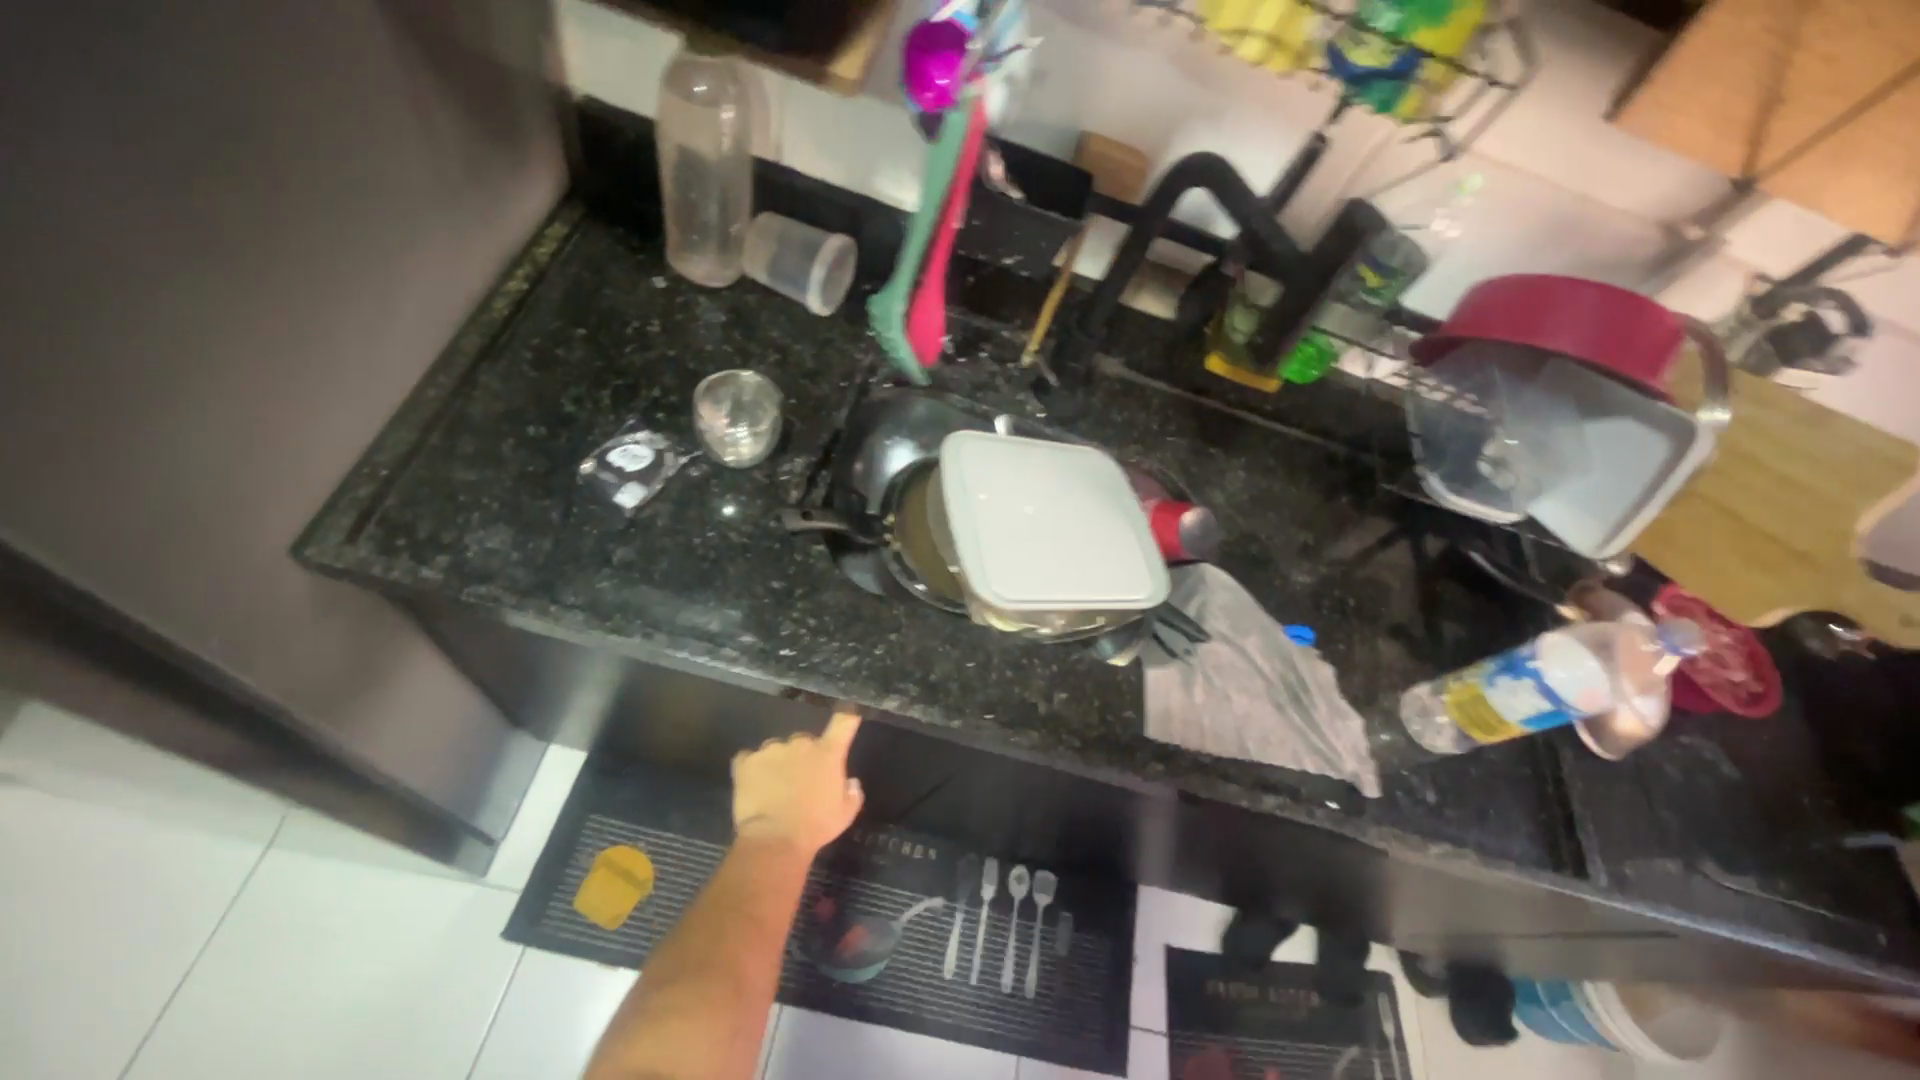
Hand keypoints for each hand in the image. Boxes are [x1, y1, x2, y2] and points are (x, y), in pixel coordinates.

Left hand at [731, 710, 864, 854]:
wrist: (774, 840)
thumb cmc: (815, 826)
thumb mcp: (845, 814)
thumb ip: (851, 793)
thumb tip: (849, 782)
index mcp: (827, 752)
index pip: (843, 722)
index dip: (847, 716)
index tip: (848, 711)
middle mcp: (800, 743)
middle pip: (804, 741)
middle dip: (803, 756)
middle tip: (800, 781)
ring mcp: (771, 749)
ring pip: (776, 749)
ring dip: (778, 763)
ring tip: (774, 788)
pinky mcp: (745, 761)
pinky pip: (749, 758)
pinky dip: (752, 768)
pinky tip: (753, 786)